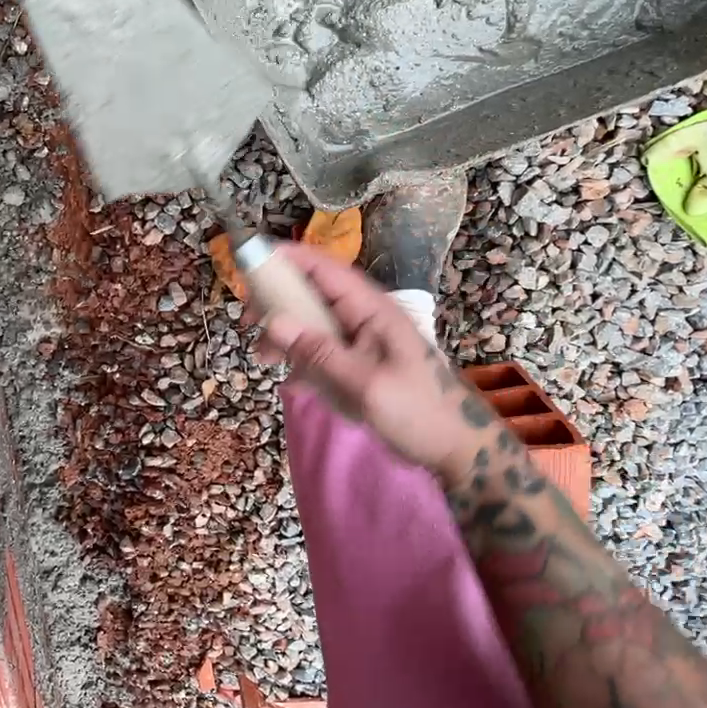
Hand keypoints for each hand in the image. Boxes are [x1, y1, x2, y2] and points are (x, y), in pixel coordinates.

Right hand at [257, 243, 493, 473]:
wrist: (458, 449)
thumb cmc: (419, 413)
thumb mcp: (366, 386)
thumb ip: (320, 353)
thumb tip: (274, 322)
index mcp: (372, 310)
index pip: (324, 268)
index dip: (287, 258)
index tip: (249, 261)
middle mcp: (364, 316)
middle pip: (311, 291)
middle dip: (275, 301)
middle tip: (248, 323)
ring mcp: (361, 338)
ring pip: (310, 320)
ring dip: (283, 334)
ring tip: (264, 359)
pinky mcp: (357, 359)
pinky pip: (318, 347)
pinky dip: (299, 358)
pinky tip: (291, 381)